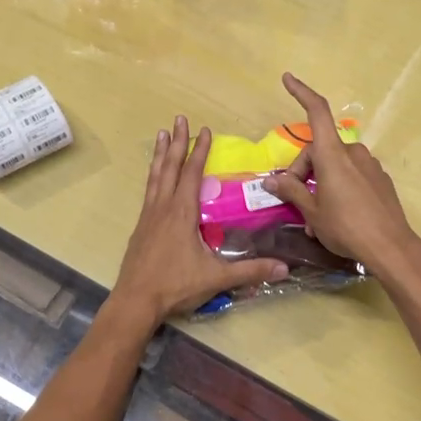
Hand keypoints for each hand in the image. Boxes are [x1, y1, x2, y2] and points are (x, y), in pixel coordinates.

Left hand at [111, 116, 288, 320]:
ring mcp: (148, 217)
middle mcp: (163, 208)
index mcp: (182, 213)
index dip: (200, 152)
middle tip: (179, 119)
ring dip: (161, 155)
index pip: (193, 174)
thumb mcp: (216, 278)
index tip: (205, 130)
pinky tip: (154, 177)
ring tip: (162, 135)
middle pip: (170, 168)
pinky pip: (148, 192)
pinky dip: (153, 176)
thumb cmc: (175, 286)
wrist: (136, 301)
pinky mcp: (141, 228)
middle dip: (177, 143)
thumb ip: (250, 271)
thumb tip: (284, 268)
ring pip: (155, 177)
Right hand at [261, 74, 420, 270]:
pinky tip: (337, 216)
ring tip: (314, 217)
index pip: (317, 112)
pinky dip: (338, 189)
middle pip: (319, 149)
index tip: (288, 79)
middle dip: (303, 171)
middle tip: (294, 201)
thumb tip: (271, 180)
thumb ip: (291, 191)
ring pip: (335, 165)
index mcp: (333, 155)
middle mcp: (353, 153)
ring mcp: (370, 166)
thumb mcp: (311, 212)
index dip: (302, 92)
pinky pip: (352, 177)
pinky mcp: (381, 181)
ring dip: (320, 184)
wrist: (391, 248)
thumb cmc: (346, 227)